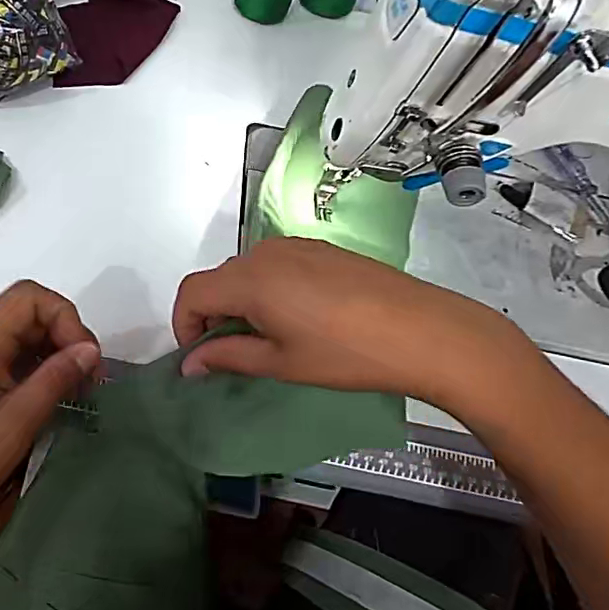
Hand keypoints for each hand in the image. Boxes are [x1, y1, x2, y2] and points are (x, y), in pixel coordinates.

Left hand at [0, 281, 99, 609]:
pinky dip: (33, 370)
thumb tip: (89, 350)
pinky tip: (46, 400)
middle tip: (87, 378)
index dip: (67, 319)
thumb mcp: (17, 421)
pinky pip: (6, 359)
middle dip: (64, 336)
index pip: (32, 297)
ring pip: (19, 336)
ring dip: (51, 355)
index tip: (85, 360)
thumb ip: (56, 378)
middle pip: (27, 312)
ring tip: (73, 392)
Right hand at [172, 237, 539, 414]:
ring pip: (247, 270)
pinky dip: (268, 289)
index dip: (185, 324)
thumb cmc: (347, 353)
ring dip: (241, 301)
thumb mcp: (281, 363)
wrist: (423, 331)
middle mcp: (267, 253)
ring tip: (270, 338)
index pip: (192, 292)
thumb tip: (191, 363)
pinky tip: (299, 318)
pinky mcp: (321, 249)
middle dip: (213, 314)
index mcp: (250, 279)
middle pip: (218, 278)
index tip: (201, 355)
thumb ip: (228, 357)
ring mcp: (297, 246)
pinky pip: (276, 264)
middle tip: (234, 352)